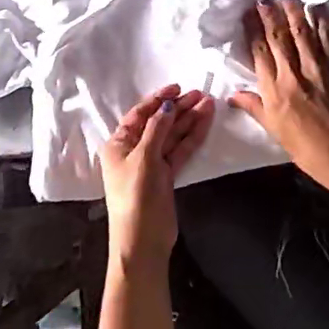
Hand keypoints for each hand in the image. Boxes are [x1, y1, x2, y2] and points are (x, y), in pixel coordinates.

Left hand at [101, 85, 214, 268]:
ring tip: (209, 102)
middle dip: (178, 108)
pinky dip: (192, 137)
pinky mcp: (166, 176)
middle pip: (159, 123)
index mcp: (119, 144)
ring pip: (172, 135)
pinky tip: (205, 122)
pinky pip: (180, 150)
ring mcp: (152, 163)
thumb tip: (166, 106)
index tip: (177, 87)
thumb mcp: (144, 158)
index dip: (158, 99)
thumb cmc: (136, 196)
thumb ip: (157, 129)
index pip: (139, 114)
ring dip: (189, 119)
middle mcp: (134, 150)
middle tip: (200, 94)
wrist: (142, 241)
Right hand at [229, 0, 328, 190]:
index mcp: (273, 90)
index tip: (247, 13)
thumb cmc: (304, 146)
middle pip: (279, 37)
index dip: (253, 30)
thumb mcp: (273, 129)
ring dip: (294, 12)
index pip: (260, 52)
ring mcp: (316, 68)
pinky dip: (323, 22)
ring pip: (302, 33)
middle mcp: (292, 74)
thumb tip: (232, 95)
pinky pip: (327, 39)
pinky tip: (318, 8)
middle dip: (270, 15)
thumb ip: (254, 106)